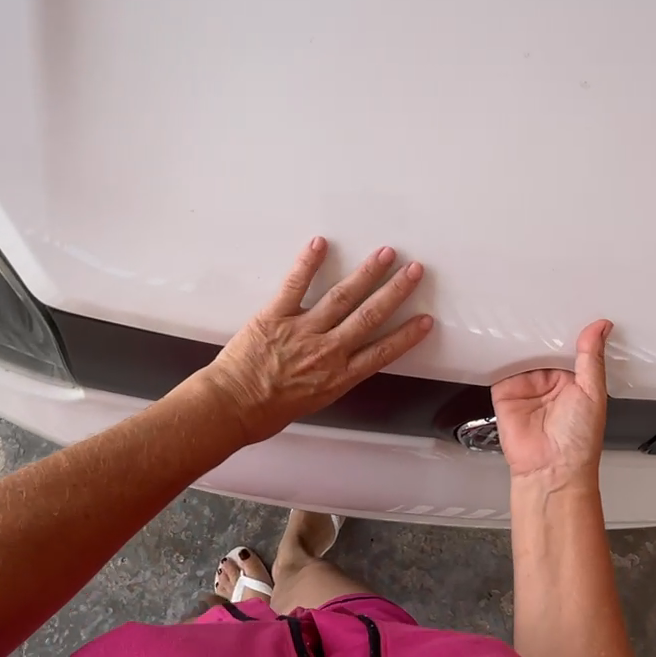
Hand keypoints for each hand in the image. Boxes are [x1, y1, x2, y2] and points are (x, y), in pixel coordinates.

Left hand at [195, 237, 433, 443]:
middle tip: (414, 271)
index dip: (406, 335)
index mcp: (338, 376)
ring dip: (367, 274)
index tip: (425, 320)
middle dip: (395, 292)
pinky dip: (309, 263)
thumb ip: (329, 378)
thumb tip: (337, 364)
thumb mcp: (311, 402)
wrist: (230, 409)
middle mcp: (327, 351)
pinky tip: (321, 244)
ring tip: (385, 255)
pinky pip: (295, 284)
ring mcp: (303, 331)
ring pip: (342, 297)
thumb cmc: (264, 412)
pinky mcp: (275, 316)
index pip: (382, 352)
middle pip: (370, 316)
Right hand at [491, 320, 613, 489]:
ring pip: (521, 352)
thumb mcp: (592, 393)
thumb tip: (601, 328)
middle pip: (542, 345)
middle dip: (541, 328)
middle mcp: (549, 380)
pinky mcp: (504, 390)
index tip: (569, 304)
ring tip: (519, 312)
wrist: (550, 470)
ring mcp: (526, 385)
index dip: (568, 328)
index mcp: (574, 379)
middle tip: (540, 301)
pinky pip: (499, 365)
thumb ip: (591, 358)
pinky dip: (499, 352)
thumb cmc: (578, 443)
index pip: (569, 345)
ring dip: (520, 338)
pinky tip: (501, 338)